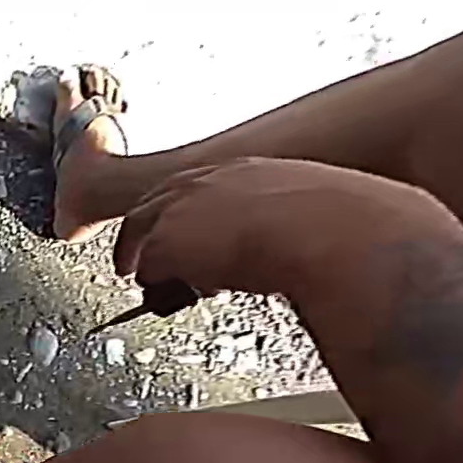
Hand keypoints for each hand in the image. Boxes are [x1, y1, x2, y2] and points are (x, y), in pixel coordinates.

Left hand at [114, 158, 462, 298]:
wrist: (335, 233)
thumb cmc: (335, 226)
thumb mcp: (294, 212)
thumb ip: (256, 222)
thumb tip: (240, 251)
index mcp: (240, 170)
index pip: (182, 189)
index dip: (164, 216)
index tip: (157, 236)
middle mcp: (203, 184)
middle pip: (145, 212)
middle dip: (133, 242)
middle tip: (127, 269)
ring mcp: (178, 211)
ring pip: (145, 245)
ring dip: (153, 271)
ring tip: (170, 291)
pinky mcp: (162, 241)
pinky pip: (149, 273)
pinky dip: (164, 288)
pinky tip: (192, 291)